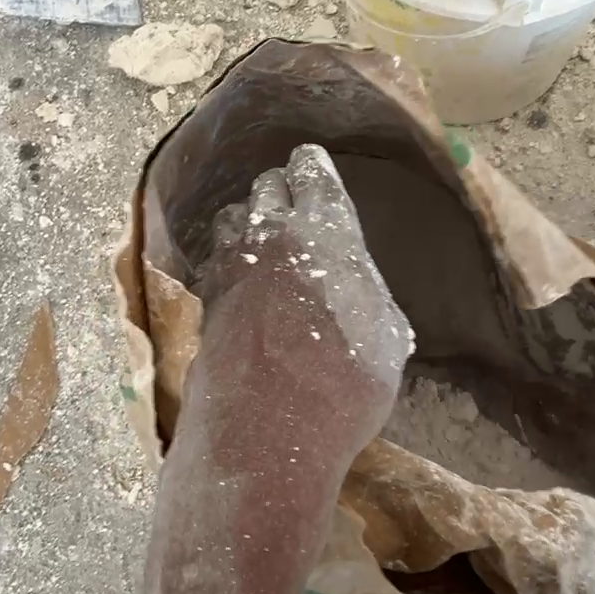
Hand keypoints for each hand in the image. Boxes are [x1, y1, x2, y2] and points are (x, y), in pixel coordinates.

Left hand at [129, 146, 413, 593]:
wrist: (266, 430)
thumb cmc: (345, 383)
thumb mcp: (387, 337)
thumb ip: (367, 294)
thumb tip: (354, 288)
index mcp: (326, 229)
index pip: (312, 172)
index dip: (312, 165)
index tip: (310, 163)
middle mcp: (273, 232)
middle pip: (268, 185)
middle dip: (280, 187)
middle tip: (290, 200)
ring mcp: (233, 262)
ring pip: (233, 215)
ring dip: (249, 218)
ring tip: (262, 237)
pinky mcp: (207, 294)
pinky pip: (217, 256)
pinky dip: (230, 256)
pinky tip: (241, 275)